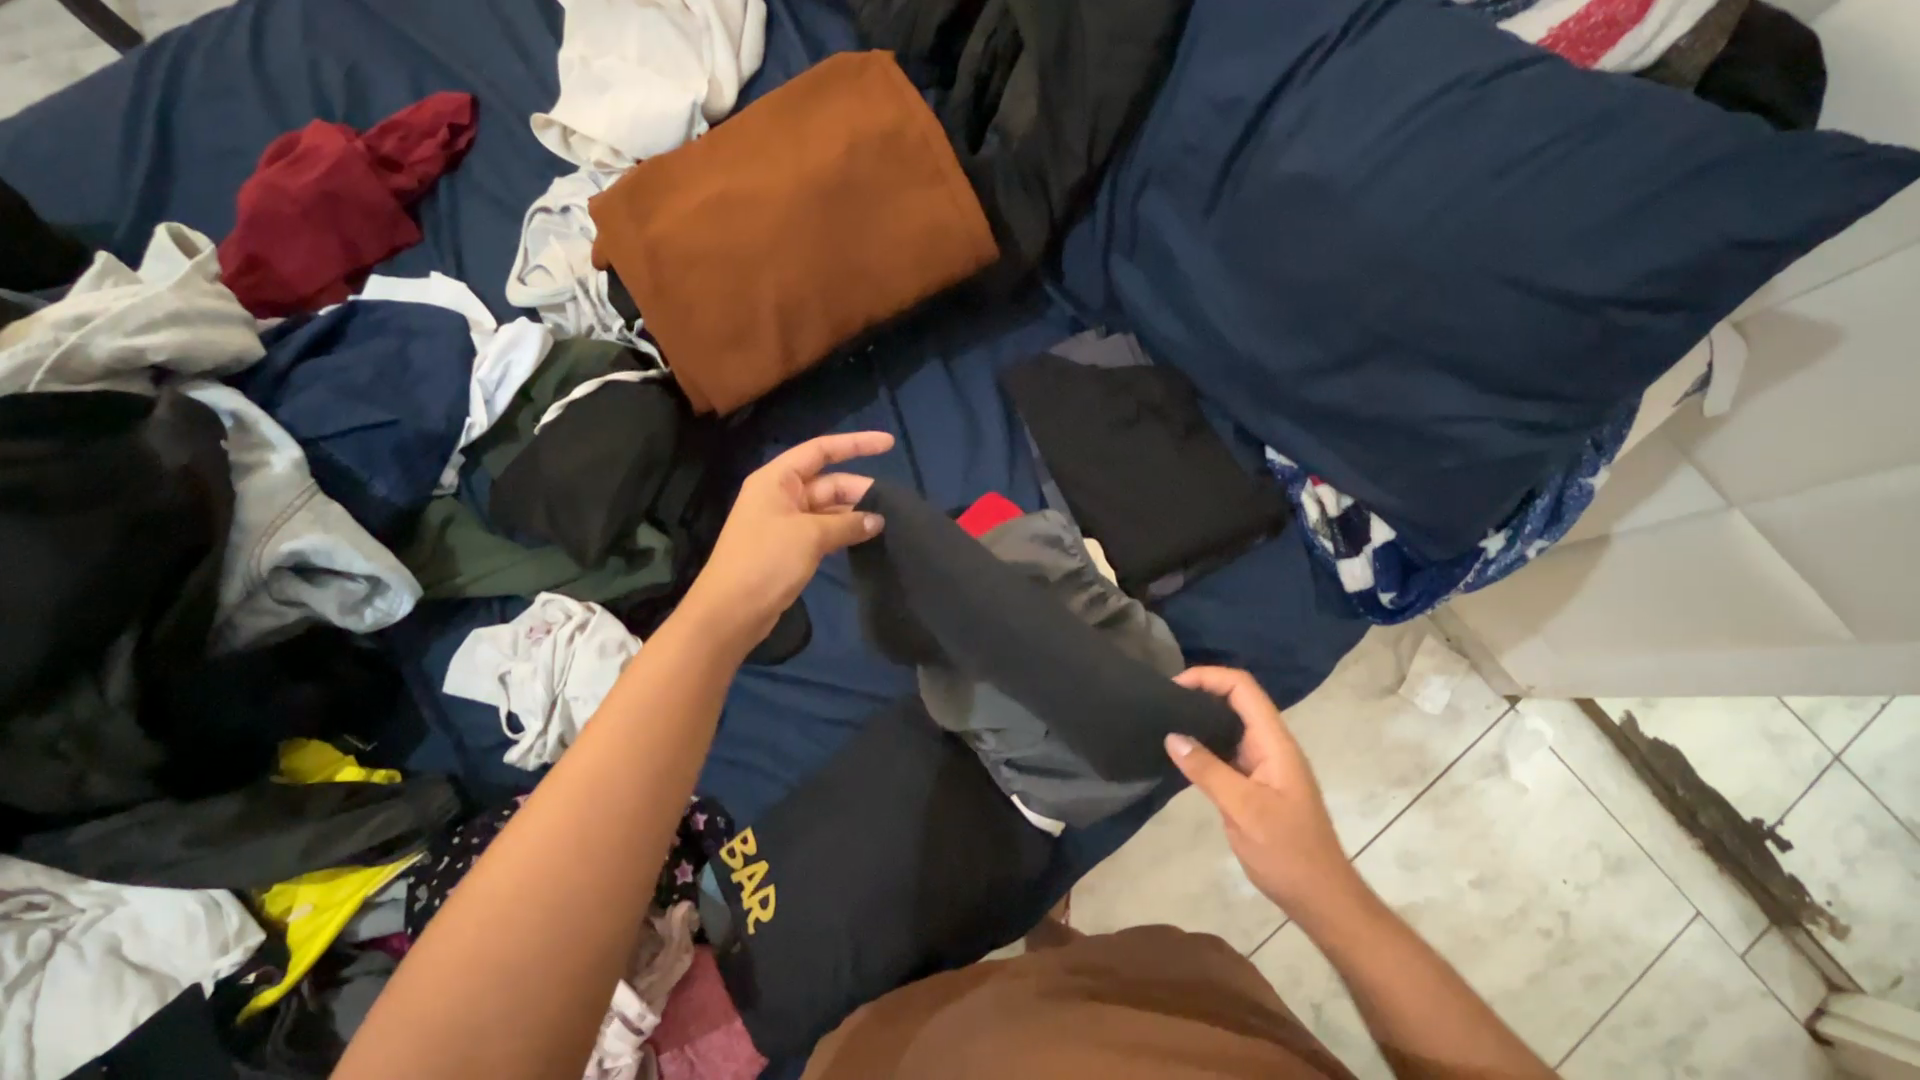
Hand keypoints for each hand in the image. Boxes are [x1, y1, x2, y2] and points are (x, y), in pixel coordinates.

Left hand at [680, 431, 893, 651]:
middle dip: (859, 489)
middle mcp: (780, 495)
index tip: (889, 444)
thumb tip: (876, 521)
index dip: (856, 444)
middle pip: (827, 481)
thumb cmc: (765, 562)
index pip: (821, 450)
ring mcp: (784, 522)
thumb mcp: (810, 537)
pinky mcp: (789, 547)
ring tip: (886, 523)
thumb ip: (846, 524)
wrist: (731, 611)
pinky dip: (843, 532)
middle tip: (893, 505)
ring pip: (827, 508)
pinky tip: (866, 539)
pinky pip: (823, 530)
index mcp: (777, 479)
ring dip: (853, 513)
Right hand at [1166, 667, 1363, 919]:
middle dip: (1201, 694)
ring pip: (1231, 728)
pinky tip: (1181, 757)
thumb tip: (1172, 735)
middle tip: (1161, 704)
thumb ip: (1207, 770)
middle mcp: (1271, 747)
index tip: (1173, 686)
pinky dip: (1204, 747)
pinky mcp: (1256, 786)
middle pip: (1237, 702)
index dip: (1209, 677)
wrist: (1319, 896)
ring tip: (1164, 724)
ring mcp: (1265, 767)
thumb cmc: (1286, 851)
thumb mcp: (1242, 809)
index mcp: (1275, 744)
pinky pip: (1228, 754)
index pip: (1243, 689)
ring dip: (1201, 721)